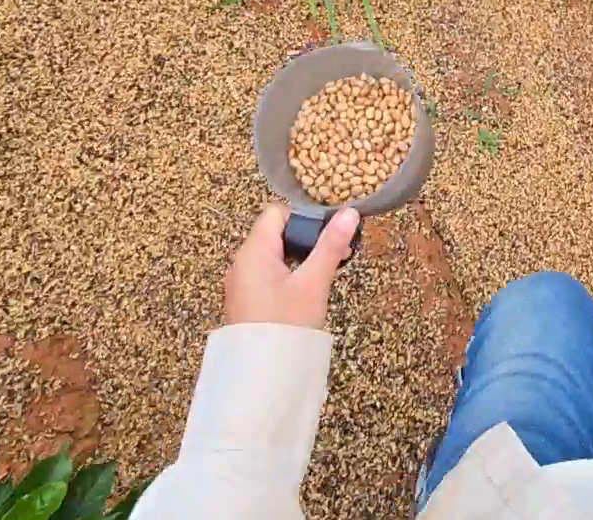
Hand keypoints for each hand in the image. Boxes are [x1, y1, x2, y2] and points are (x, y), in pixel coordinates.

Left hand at [224, 205, 359, 329]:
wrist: (261, 380)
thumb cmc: (286, 325)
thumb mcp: (314, 282)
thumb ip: (331, 245)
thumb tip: (350, 212)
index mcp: (253, 252)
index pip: (277, 213)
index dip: (304, 217)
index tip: (327, 234)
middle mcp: (242, 263)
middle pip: (277, 232)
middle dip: (308, 238)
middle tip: (336, 252)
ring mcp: (243, 283)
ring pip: (276, 254)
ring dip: (302, 257)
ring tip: (326, 272)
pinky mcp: (248, 300)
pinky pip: (270, 273)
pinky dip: (291, 273)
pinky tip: (308, 289)